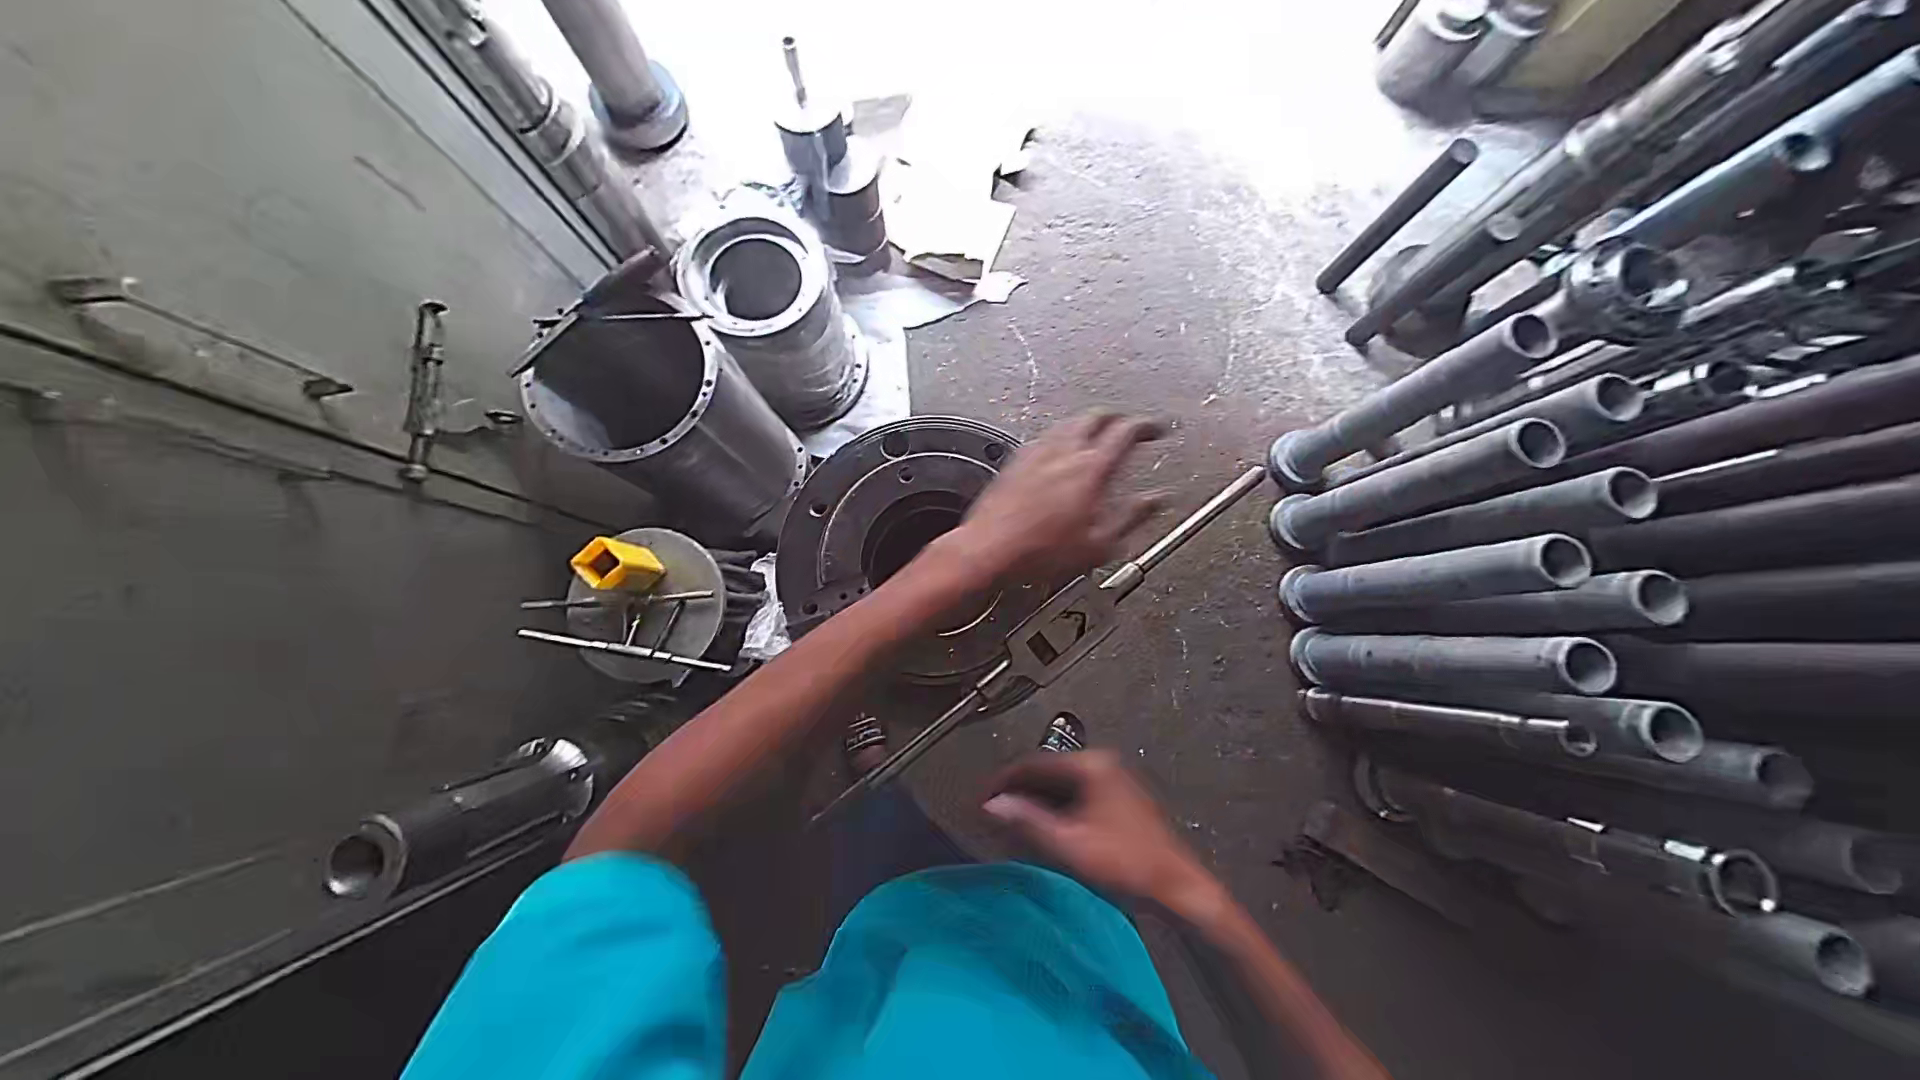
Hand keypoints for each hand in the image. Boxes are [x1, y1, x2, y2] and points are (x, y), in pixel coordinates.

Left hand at [953, 411, 1166, 584]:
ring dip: (1086, 423)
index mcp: (1090, 468)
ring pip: (1067, 423)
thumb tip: (1156, 501)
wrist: (990, 550)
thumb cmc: (1039, 551)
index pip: (1126, 432)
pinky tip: (1057, 450)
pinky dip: (1059, 437)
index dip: (1147, 426)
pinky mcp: (1014, 462)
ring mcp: (1036, 454)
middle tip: (1126, 425)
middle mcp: (1062, 453)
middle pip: (1094, 416)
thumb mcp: (1100, 543)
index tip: (1155, 429)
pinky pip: (1042, 437)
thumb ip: (1133, 516)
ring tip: (1096, 432)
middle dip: (1116, 417)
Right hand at [982, 750, 1222, 915]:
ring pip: (1059, 785)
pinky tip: (1041, 830)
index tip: (981, 800)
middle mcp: (1101, 764)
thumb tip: (991, 805)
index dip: (1002, 781)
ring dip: (1033, 803)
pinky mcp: (1117, 799)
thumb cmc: (1126, 864)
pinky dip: (1053, 809)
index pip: (1033, 763)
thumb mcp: (1068, 844)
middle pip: (1045, 772)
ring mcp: (1112, 780)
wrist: (1178, 888)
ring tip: (1010, 825)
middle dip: (1016, 793)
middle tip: (992, 814)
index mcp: (1090, 765)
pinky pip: (1073, 796)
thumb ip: (1026, 821)